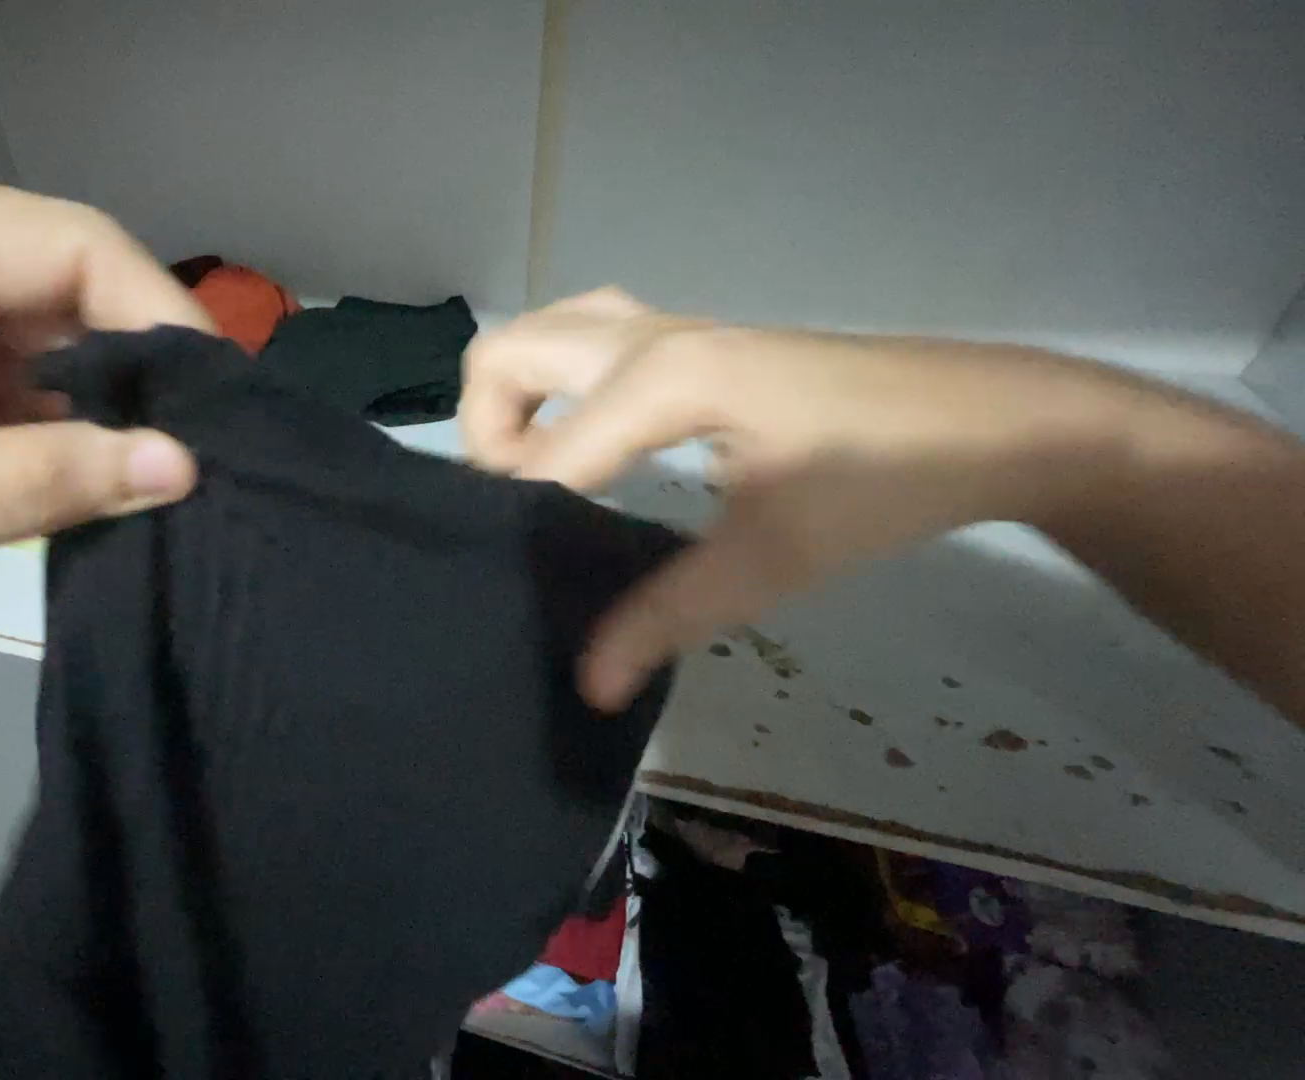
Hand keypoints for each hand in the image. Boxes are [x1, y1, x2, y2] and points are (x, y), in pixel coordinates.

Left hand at [0, 163, 207, 724]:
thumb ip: (18, 489)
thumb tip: (179, 467)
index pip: (51, 240)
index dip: (155, 314)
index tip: (221, 409)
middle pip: (50, 282)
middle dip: (135, 367)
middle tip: (208, 456)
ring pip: (31, 341)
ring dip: (96, 410)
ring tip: (168, 480)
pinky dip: (46, 439)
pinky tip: (93, 487)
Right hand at [462, 288, 1132, 707]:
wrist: (993, 419)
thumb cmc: (882, 483)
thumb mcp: (771, 560)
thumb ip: (668, 617)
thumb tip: (589, 685)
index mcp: (664, 381)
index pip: (543, 452)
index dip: (520, 515)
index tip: (531, 570)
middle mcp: (647, 337)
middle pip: (503, 356)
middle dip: (484, 430)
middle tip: (518, 499)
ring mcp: (666, 326)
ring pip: (539, 333)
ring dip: (515, 395)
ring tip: (539, 465)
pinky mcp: (687, 336)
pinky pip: (580, 338)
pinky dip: (552, 382)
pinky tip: (590, 438)